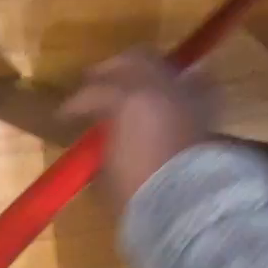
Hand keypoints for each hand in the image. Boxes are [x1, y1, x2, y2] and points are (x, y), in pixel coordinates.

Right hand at [59, 50, 215, 214]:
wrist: (187, 206)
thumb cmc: (139, 192)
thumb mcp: (109, 171)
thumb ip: (105, 145)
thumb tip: (103, 140)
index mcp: (128, 101)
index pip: (93, 93)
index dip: (74, 105)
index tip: (63, 115)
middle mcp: (159, 88)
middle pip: (133, 61)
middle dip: (111, 68)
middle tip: (95, 79)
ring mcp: (185, 96)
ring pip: (163, 67)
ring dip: (143, 71)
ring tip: (131, 82)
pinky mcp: (204, 110)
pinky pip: (192, 85)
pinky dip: (177, 85)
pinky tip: (168, 94)